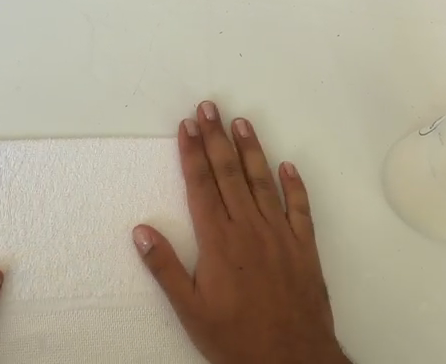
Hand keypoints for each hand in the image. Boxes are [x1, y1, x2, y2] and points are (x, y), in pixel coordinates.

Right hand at [134, 102, 349, 363]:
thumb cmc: (237, 340)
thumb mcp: (191, 311)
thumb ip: (165, 268)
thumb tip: (140, 231)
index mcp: (218, 240)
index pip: (201, 184)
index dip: (191, 152)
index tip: (186, 125)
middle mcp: (248, 229)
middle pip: (228, 172)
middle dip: (216, 137)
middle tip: (209, 107)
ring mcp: (280, 236)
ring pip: (262, 182)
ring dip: (250, 149)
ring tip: (241, 122)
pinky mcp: (305, 249)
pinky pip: (300, 210)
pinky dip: (294, 186)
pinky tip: (288, 166)